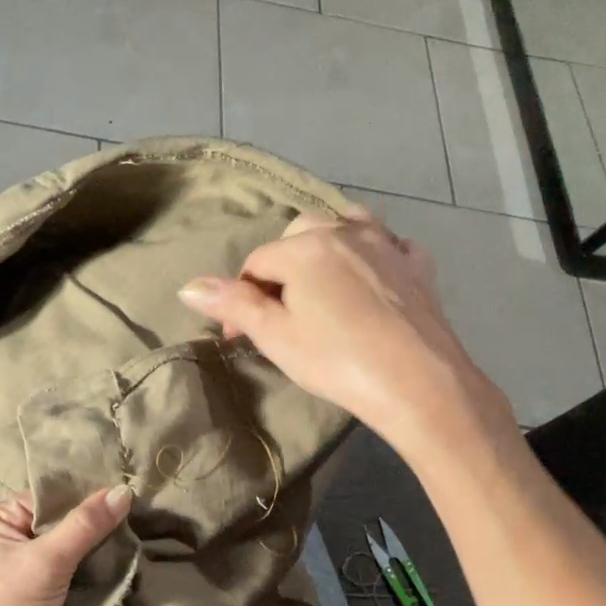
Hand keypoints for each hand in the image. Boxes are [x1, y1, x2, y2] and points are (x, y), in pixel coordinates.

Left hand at [0, 486, 133, 605]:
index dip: (86, 493)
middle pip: (65, 522)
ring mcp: (33, 570)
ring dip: (105, 548)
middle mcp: (14, 540)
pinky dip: (101, 571)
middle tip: (144, 511)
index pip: (50, 497)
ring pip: (77, 549)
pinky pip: (80, 573)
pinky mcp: (50, 596)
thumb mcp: (47, 559)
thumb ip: (86, 525)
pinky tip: (131, 560)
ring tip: (144, 533)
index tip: (128, 487)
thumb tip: (124, 491)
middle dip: (100, 522)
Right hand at [177, 214, 515, 461]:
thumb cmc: (336, 360)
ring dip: (326, 246)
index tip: (240, 337)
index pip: (256, 264)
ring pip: (346, 224)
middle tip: (280, 313)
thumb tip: (187, 285)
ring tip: (320, 284)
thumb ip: (234, 305)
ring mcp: (387, 244)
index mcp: (305, 248)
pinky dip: (373, 254)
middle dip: (281, 267)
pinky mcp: (418, 264)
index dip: (241, 299)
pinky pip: (390, 244)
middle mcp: (345, 232)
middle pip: (299, 235)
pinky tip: (371, 277)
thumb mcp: (275, 336)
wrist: (416, 380)